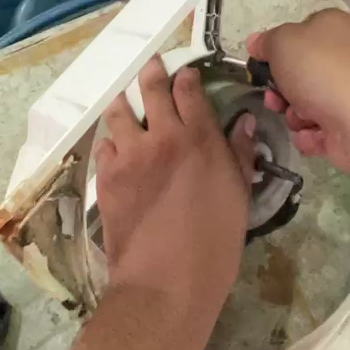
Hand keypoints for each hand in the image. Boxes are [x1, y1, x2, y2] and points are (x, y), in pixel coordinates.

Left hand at [94, 57, 258, 327]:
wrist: (165, 284)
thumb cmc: (214, 244)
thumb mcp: (239, 197)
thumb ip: (240, 153)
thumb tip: (244, 121)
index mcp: (199, 139)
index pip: (189, 90)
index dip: (186, 76)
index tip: (185, 72)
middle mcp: (163, 136)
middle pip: (152, 88)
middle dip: (152, 71)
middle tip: (151, 64)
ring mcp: (130, 154)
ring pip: (120, 111)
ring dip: (124, 102)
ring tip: (125, 99)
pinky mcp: (106, 176)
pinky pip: (105, 146)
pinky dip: (111, 141)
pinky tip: (115, 146)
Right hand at [246, 8, 349, 180]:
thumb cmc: (318, 70)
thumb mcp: (281, 43)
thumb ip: (265, 41)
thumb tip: (255, 42)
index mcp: (332, 27)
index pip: (301, 32)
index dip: (279, 48)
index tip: (263, 63)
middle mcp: (344, 56)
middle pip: (300, 72)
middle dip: (281, 89)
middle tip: (274, 98)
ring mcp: (349, 93)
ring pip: (307, 103)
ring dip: (294, 114)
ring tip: (297, 118)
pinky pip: (319, 130)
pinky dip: (310, 135)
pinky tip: (311, 135)